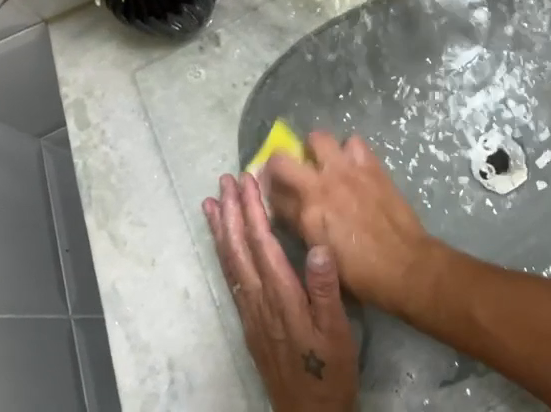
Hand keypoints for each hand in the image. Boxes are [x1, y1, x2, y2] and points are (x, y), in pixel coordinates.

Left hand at [204, 173, 357, 411]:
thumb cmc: (330, 370)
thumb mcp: (338, 330)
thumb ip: (326, 289)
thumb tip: (319, 245)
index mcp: (282, 296)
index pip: (262, 244)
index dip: (253, 211)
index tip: (247, 181)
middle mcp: (259, 300)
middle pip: (239, 248)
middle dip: (232, 211)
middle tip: (225, 180)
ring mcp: (251, 312)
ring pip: (230, 263)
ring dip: (222, 229)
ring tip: (212, 203)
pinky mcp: (249, 323)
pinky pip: (232, 278)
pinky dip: (224, 254)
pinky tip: (225, 244)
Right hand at [262, 132, 436, 312]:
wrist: (404, 265)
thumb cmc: (361, 275)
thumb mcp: (322, 257)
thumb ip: (303, 230)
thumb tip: (294, 213)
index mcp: (306, 216)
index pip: (274, 196)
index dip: (270, 195)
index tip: (273, 195)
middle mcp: (320, 187)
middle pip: (281, 160)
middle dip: (278, 164)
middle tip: (288, 171)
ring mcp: (346, 172)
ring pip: (318, 138)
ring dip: (316, 148)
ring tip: (324, 161)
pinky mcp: (370, 166)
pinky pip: (354, 142)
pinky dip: (349, 150)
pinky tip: (352, 164)